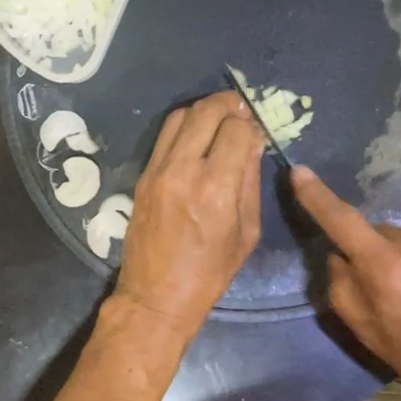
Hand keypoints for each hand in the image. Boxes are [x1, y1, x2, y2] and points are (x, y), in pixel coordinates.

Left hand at [114, 91, 264, 333]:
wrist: (156, 296)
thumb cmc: (209, 273)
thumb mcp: (247, 232)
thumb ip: (250, 182)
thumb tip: (253, 144)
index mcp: (216, 188)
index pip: (237, 129)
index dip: (252, 125)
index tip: (258, 133)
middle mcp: (183, 171)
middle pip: (206, 111)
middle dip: (229, 104)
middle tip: (241, 111)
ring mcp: (157, 172)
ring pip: (180, 116)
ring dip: (203, 111)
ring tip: (219, 120)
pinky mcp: (142, 178)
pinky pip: (163, 137)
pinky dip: (183, 129)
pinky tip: (197, 139)